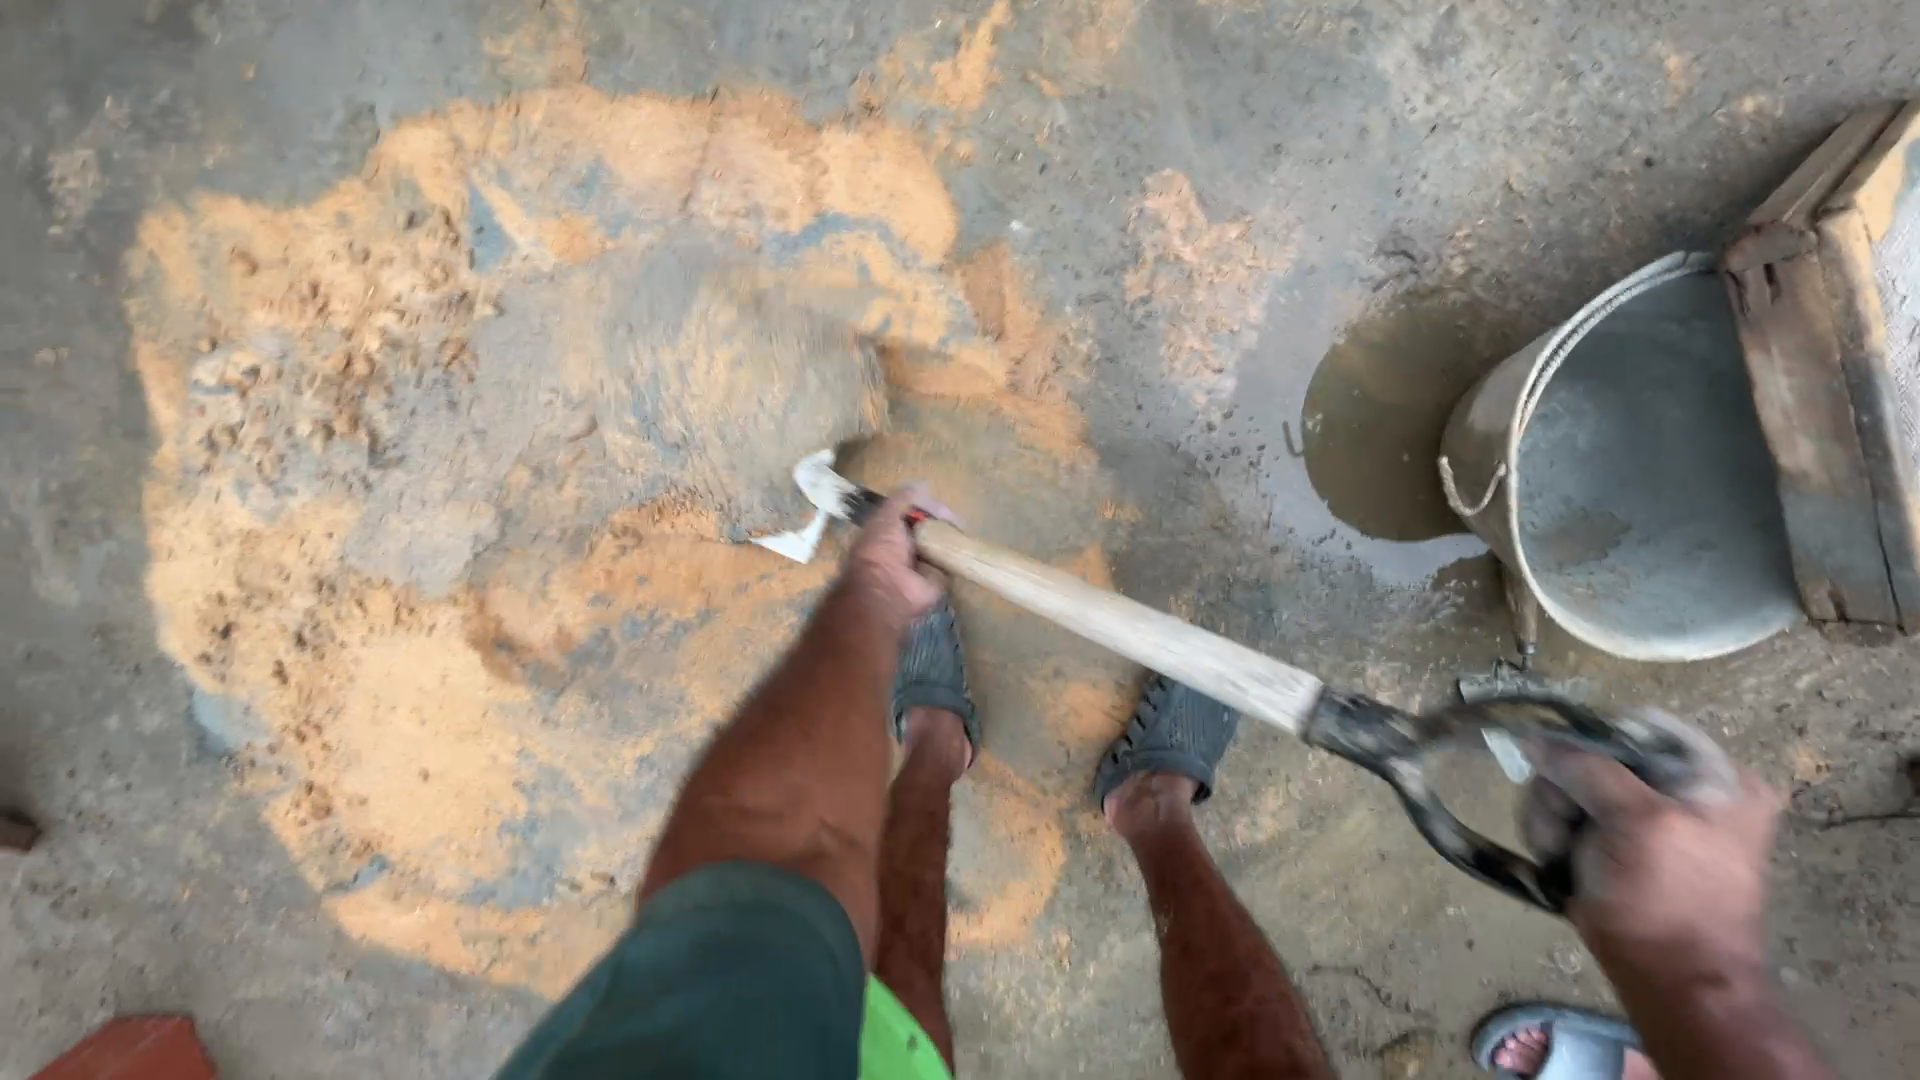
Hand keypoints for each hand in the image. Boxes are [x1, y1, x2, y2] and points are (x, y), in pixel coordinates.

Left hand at [840, 484, 951, 624]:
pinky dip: (960, 555)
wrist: (887, 589)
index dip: (926, 507)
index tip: (938, 505)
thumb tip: (923, 484)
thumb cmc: (880, 549)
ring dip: (952, 537)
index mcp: (890, 532)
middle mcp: (906, 548)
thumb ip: (902, 499)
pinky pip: (952, 564)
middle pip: (930, 528)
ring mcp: (924, 565)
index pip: (913, 514)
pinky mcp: (939, 579)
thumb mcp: (886, 516)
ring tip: (963, 529)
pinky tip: (969, 545)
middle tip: (954, 518)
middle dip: (942, 521)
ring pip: (943, 545)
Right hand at [1522, 710, 1781, 974]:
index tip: (1563, 764)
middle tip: (1564, 822)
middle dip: (1563, 788)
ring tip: (1558, 849)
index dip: (1591, 740)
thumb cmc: (1668, 894)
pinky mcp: (1608, 837)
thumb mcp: (1636, 819)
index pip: (1636, 726)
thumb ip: (1584, 767)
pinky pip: (1561, 810)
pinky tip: (1558, 856)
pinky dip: (1550, 830)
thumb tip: (1530, 737)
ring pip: (1564, 783)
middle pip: (1589, 755)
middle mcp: (1681, 788)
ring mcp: (1641, 814)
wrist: (1666, 971)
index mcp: (1716, 777)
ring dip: (1549, 813)